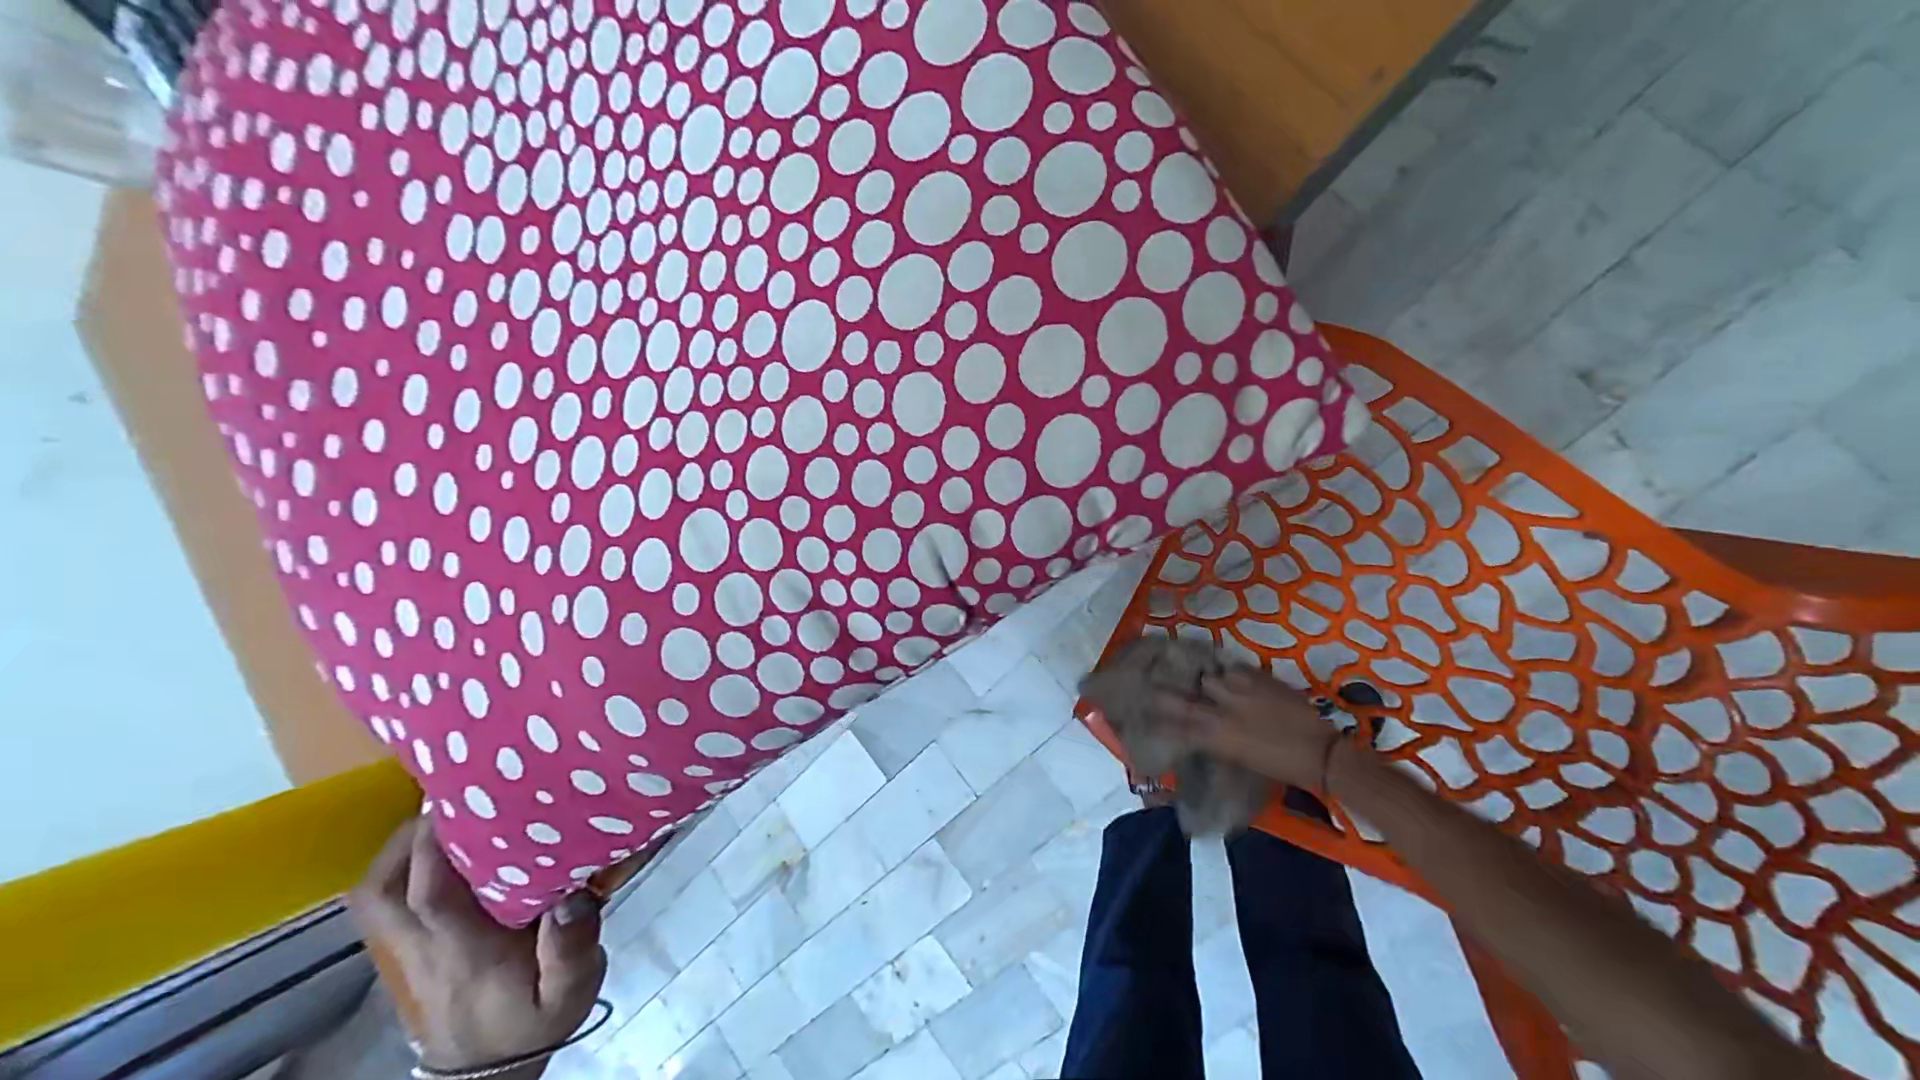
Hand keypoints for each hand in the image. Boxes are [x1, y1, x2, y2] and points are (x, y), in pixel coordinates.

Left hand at [349, 818, 607, 1077]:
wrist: (489, 1071)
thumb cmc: (533, 1020)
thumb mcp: (570, 993)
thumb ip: (571, 949)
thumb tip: (572, 896)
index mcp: (465, 952)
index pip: (433, 894)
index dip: (438, 842)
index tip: (463, 792)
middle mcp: (424, 948)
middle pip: (386, 888)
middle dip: (414, 834)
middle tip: (459, 792)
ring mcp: (406, 952)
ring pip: (376, 894)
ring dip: (401, 848)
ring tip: (446, 812)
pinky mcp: (407, 950)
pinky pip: (386, 901)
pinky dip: (401, 867)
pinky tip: (437, 847)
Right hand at [1153, 669, 1336, 788]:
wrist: (1320, 754)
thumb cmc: (1280, 765)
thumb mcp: (1240, 757)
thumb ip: (1217, 739)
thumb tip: (1202, 730)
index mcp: (1216, 736)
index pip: (1176, 724)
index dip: (1159, 717)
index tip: (1146, 711)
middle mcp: (1223, 710)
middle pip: (1186, 695)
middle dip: (1172, 691)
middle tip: (1161, 686)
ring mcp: (1241, 691)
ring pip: (1212, 678)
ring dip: (1210, 682)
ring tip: (1211, 684)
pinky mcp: (1260, 679)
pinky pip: (1237, 669)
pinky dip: (1233, 674)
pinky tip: (1235, 677)